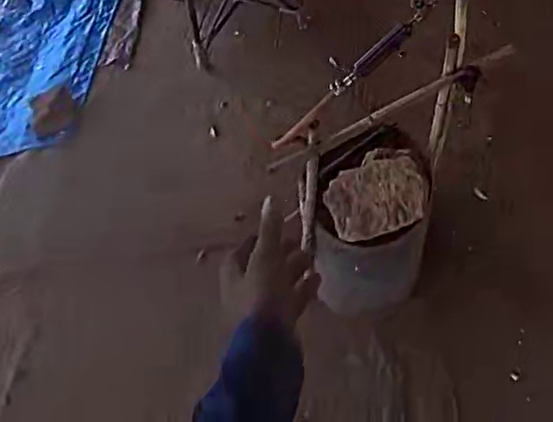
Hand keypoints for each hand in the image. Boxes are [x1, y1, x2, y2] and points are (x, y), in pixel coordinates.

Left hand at [220, 196, 318, 330]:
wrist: (266, 353)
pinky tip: (317, 281)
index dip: (261, 236)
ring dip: (295, 269)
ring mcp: (262, 307)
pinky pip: (292, 300)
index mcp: (234, 272)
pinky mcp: (279, 324)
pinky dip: (303, 289)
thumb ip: (269, 230)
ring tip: (312, 258)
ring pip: (279, 282)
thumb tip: (269, 199)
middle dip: (282, 252)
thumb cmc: (260, 299)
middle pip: (264, 264)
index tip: (280, 227)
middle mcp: (244, 288)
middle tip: (301, 241)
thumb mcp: (265, 259)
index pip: (245, 247)